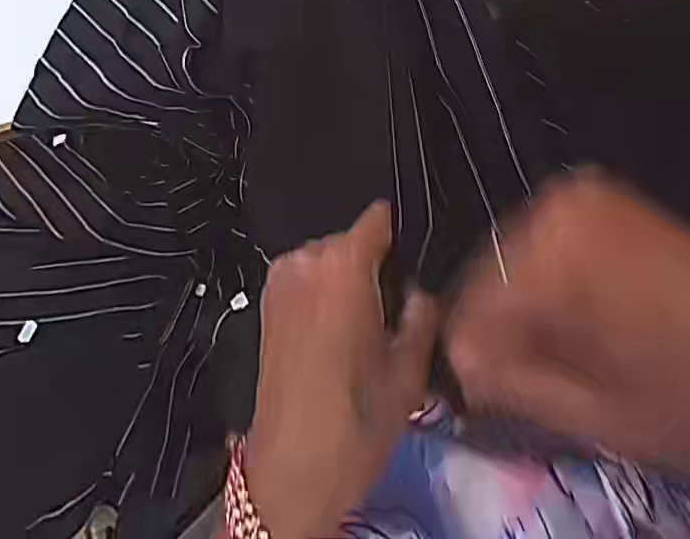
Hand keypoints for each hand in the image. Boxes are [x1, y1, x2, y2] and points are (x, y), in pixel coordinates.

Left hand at [247, 201, 438, 537]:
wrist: (291, 472)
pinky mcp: (265, 301)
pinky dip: (322, 293)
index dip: (400, 236)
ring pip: (328, 259)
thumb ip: (423, 310)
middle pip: (353, 239)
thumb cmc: (356, 419)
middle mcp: (307, 259)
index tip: (411, 262)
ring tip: (360, 327)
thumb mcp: (410, 368)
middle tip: (388, 308)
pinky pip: (306, 278)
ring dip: (346, 279)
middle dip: (374, 264)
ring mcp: (281, 279)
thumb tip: (418, 288)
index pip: (379, 217)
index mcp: (344, 264)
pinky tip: (332, 334)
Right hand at [445, 170, 689, 471]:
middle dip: (504, 333)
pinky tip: (592, 327)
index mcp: (553, 248)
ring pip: (518, 262)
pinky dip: (556, 289)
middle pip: (492, 276)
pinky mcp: (611, 201)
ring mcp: (587, 194)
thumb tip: (458, 368)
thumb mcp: (602, 415)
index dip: (476, 363)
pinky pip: (550, 247)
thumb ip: (512, 386)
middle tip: (538, 385)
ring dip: (531, 313)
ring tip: (572, 361)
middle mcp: (561, 203)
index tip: (492, 400)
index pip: (469, 306)